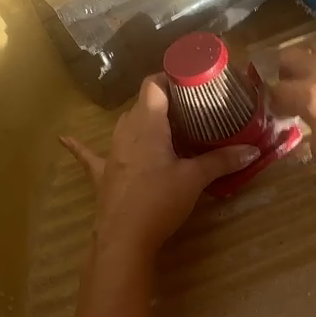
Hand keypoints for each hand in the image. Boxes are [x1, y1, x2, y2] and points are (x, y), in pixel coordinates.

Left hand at [61, 77, 259, 258]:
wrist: (124, 238)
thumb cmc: (159, 200)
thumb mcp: (194, 179)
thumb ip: (222, 161)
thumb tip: (252, 151)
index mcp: (148, 124)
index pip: (154, 86)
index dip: (170, 78)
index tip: (190, 81)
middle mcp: (126, 131)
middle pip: (143, 105)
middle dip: (164, 103)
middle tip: (191, 108)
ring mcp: (110, 153)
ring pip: (126, 126)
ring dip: (143, 122)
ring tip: (166, 124)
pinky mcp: (102, 175)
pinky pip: (90, 155)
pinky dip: (80, 146)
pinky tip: (63, 138)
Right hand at [269, 38, 315, 196]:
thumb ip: (306, 125)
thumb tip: (302, 117)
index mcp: (310, 95)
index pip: (277, 89)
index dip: (273, 101)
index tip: (277, 110)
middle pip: (292, 56)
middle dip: (283, 70)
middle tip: (287, 86)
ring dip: (309, 58)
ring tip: (311, 75)